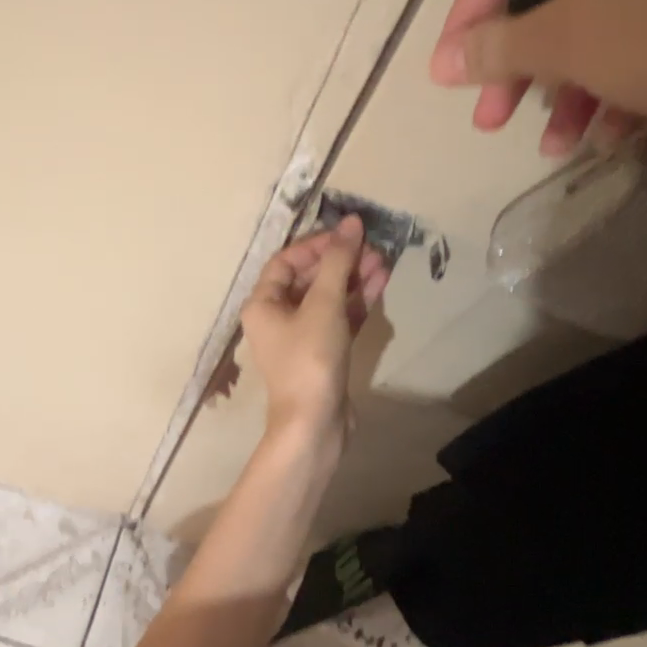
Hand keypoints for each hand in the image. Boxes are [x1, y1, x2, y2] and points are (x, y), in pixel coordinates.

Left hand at [239, 215, 387, 437]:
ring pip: (327, 298)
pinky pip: (338, 318)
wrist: (314, 422)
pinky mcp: (322, 353)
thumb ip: (338, 261)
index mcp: (262, 305)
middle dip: (340, 261)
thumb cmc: (310, 358)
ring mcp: (300, 338)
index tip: (348, 234)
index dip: (316, 244)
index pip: (285, 261)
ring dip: (353, 279)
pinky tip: (381, 284)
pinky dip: (356, 302)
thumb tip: (351, 223)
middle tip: (373, 248)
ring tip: (384, 262)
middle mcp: (276, 318)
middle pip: (308, 277)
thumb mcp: (323, 304)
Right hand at [428, 0, 646, 163]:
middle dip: (523, 62)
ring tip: (559, 145)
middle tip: (495, 121)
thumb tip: (444, 59)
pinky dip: (634, 68)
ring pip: (614, 6)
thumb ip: (499, 48)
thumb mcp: (575, 41)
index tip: (454, 69)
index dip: (471, 9)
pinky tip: (621, 128)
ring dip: (574, 82)